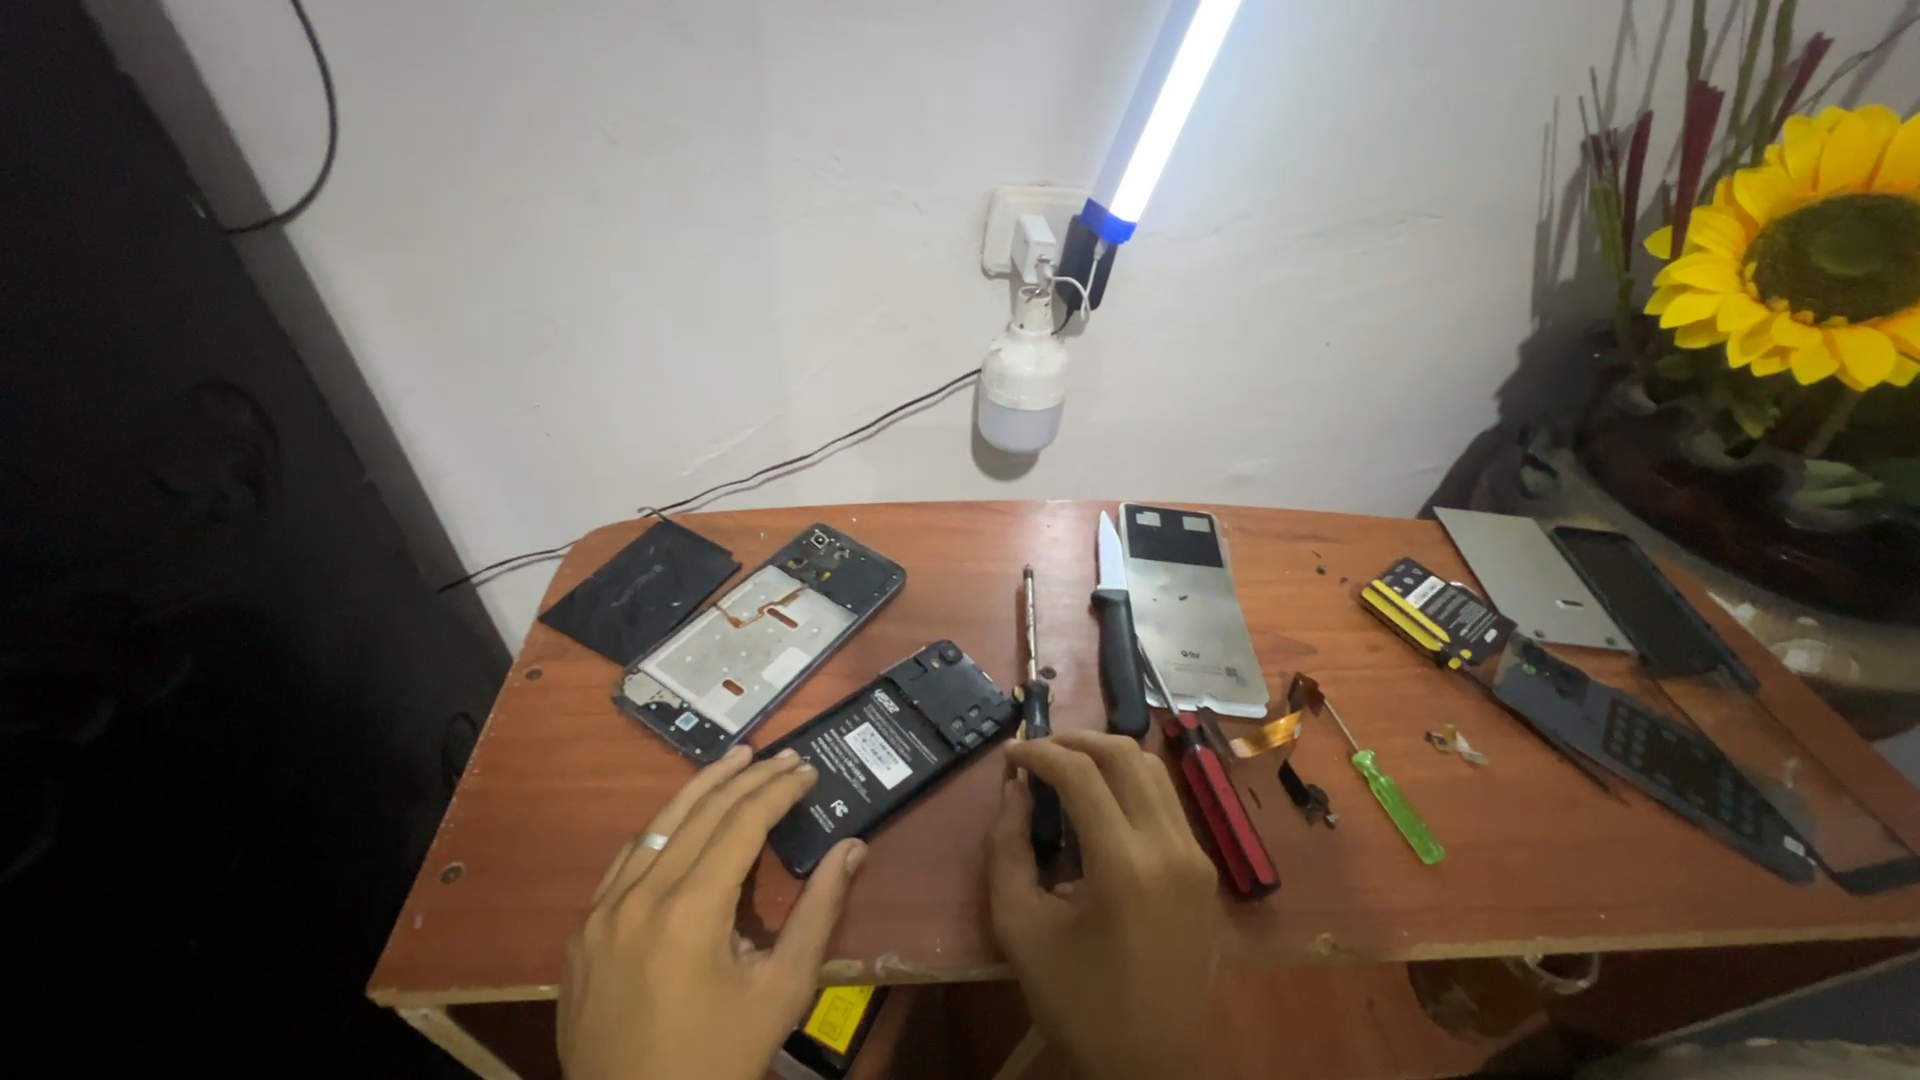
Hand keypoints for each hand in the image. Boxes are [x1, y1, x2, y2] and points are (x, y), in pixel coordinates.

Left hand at [558, 745, 865, 1079]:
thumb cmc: (721, 1055)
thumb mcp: (784, 989)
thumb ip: (819, 910)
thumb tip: (852, 847)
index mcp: (691, 911)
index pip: (742, 823)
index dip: (779, 791)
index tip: (808, 771)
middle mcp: (641, 897)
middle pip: (701, 813)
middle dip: (748, 777)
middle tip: (784, 756)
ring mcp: (603, 912)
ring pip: (657, 826)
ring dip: (702, 789)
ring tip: (737, 759)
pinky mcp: (584, 930)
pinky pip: (626, 859)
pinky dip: (661, 828)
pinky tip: (681, 817)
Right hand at [988, 731, 1221, 1079]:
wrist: (1148, 1062)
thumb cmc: (1074, 999)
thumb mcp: (1017, 926)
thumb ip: (1006, 847)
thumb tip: (1015, 789)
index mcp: (1124, 864)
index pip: (1081, 773)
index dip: (1041, 752)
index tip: (1011, 753)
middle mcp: (1170, 847)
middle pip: (1126, 755)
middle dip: (1078, 740)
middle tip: (1040, 749)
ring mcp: (1196, 857)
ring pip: (1154, 770)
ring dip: (1108, 756)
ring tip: (1068, 766)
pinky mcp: (1204, 871)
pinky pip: (1168, 802)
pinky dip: (1132, 783)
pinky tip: (1102, 801)